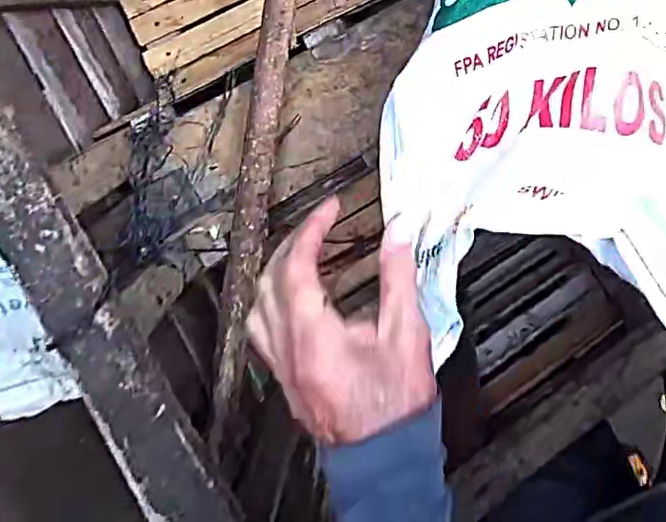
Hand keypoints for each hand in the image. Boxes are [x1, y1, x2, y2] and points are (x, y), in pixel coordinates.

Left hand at [246, 197, 437, 445]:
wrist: (387, 458)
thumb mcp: (407, 332)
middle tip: (321, 222)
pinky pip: (262, 327)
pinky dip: (274, 296)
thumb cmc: (396, 404)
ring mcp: (283, 368)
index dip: (311, 229)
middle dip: (294, 241)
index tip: (330, 208)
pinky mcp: (286, 377)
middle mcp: (290, 353)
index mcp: (315, 339)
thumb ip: (399, 275)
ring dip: (278, 268)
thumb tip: (398, 231)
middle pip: (270, 281)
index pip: (296, 267)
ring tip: (303, 248)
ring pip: (258, 305)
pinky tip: (293, 291)